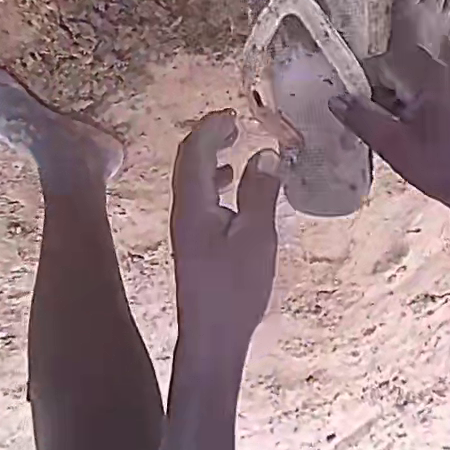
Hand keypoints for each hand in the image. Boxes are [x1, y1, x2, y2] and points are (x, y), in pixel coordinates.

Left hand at [170, 110, 282, 359]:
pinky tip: (232, 184)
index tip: (234, 113)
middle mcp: (182, 211)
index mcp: (193, 204)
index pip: (193, 151)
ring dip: (211, 156)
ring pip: (191, 178)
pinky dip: (214, 179)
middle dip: (208, 136)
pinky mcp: (193, 241)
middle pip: (186, 160)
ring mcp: (185, 227)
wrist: (212, 336)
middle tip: (234, 123)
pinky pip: (199, 196)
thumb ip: (261, 192)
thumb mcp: (258, 235)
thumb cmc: (236, 287)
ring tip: (234, 144)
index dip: (211, 127)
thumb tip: (266, 154)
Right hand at [329, 45, 449, 213]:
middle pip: (397, 71)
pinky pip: (424, 99)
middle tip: (366, 119)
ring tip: (384, 133)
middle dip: (376, 93)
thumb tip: (336, 100)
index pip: (382, 63)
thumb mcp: (391, 142)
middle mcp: (443, 76)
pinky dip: (408, 112)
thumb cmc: (440, 164)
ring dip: (392, 104)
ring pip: (410, 86)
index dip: (360, 82)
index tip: (349, 105)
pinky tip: (404, 138)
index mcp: (427, 76)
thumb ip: (360, 117)